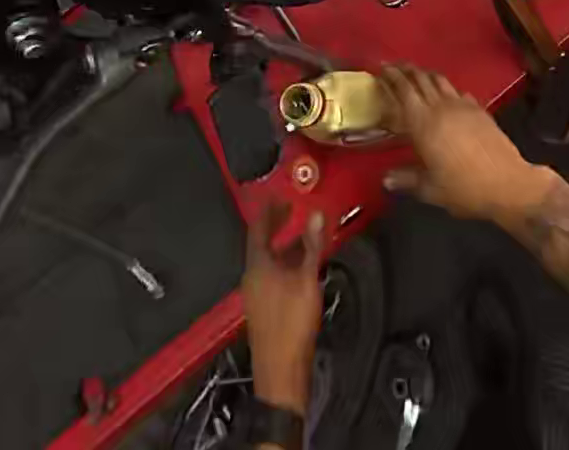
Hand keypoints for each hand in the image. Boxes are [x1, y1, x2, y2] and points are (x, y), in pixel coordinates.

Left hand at [241, 200, 325, 413]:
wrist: (282, 373)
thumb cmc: (292, 323)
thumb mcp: (307, 279)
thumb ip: (312, 245)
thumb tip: (317, 215)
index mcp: (258, 265)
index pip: (259, 228)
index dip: (269, 209)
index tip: (278, 194)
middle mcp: (252, 276)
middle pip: (262, 242)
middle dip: (276, 224)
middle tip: (290, 209)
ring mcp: (256, 293)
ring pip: (268, 259)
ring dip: (283, 244)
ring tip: (301, 233)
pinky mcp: (265, 307)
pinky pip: (272, 274)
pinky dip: (285, 261)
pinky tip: (301, 266)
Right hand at [378, 65, 553, 228]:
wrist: (508, 183)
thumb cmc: (464, 188)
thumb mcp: (430, 189)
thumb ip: (407, 180)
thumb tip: (386, 179)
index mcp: (423, 123)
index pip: (404, 91)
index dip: (392, 77)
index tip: (382, 68)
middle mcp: (441, 107)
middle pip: (421, 79)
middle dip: (406, 70)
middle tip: (395, 66)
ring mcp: (462, 105)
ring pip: (440, 80)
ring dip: (426, 74)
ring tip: (418, 74)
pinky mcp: (479, 109)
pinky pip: (459, 91)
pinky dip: (448, 88)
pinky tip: (448, 94)